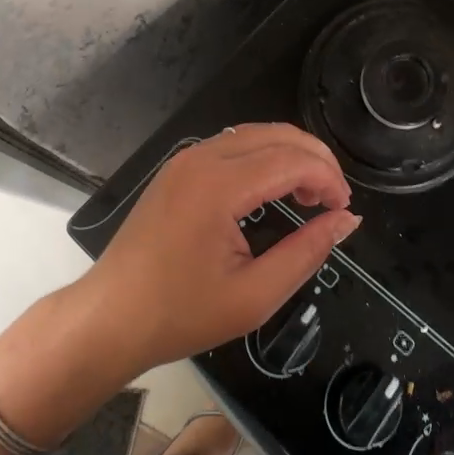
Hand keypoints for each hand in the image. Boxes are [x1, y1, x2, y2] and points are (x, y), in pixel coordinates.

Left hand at [79, 123, 359, 371]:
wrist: (107, 321)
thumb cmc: (179, 314)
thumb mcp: (254, 296)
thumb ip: (306, 252)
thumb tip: (346, 220)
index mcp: (218, 186)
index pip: (292, 160)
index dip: (328, 178)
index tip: (344, 210)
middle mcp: (202, 159)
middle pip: (278, 135)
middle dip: (316, 160)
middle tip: (334, 199)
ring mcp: (186, 159)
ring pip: (258, 133)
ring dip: (292, 154)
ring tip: (311, 195)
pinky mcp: (179, 168)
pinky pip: (235, 144)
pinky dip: (267, 156)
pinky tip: (276, 187)